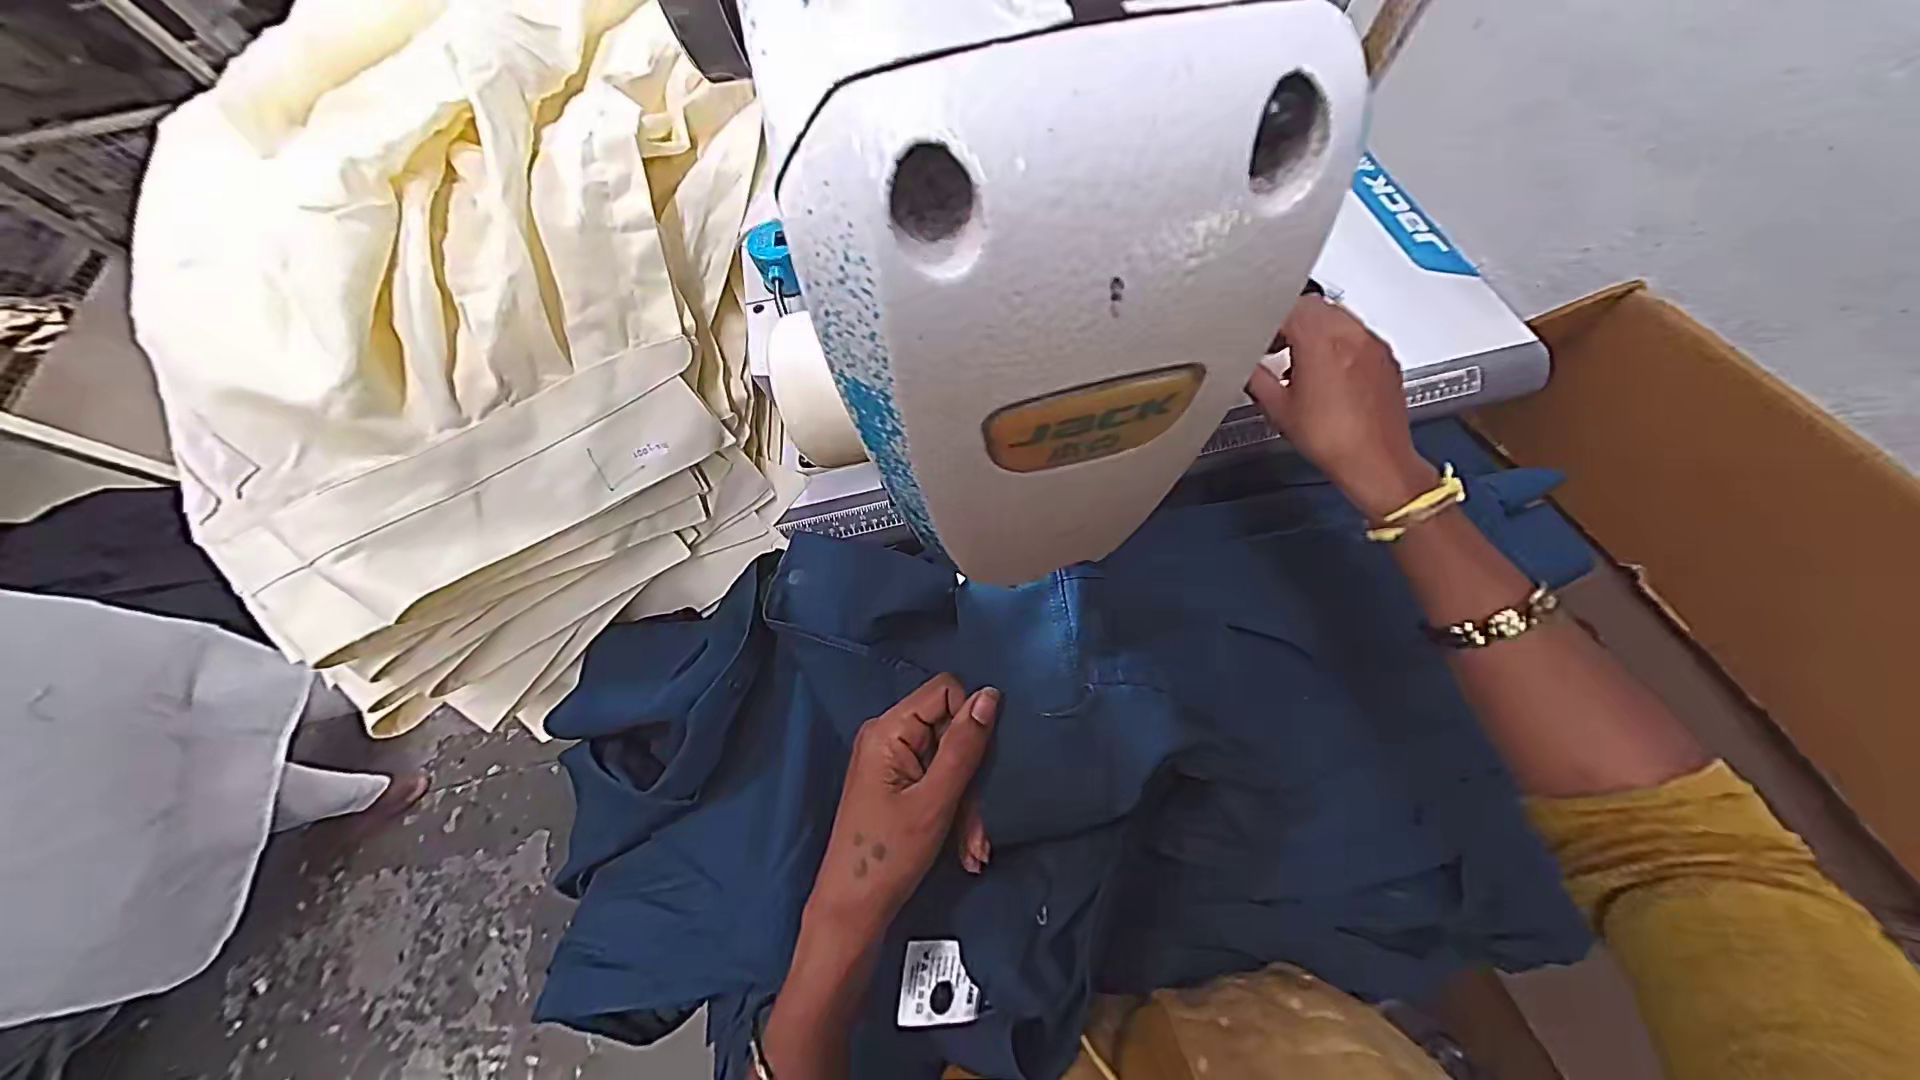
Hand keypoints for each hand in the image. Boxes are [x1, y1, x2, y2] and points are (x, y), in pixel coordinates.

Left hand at [806, 674, 999, 939]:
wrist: (852, 912)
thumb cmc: (890, 856)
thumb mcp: (936, 800)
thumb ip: (964, 745)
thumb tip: (990, 694)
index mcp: (888, 729)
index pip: (944, 690)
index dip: (969, 720)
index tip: (978, 763)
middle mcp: (886, 734)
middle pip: (948, 728)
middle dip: (971, 775)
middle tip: (977, 825)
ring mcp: (891, 759)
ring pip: (948, 758)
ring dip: (967, 800)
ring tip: (972, 845)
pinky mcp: (896, 781)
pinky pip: (936, 778)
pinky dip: (954, 807)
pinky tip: (964, 846)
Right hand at [1248, 295, 1438, 517]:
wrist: (1373, 459)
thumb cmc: (1332, 439)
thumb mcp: (1277, 408)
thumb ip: (1255, 378)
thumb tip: (1244, 366)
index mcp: (1321, 341)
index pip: (1290, 307)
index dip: (1268, 321)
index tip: (1258, 337)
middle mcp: (1351, 335)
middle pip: (1316, 305)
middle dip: (1291, 322)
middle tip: (1274, 345)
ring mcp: (1372, 344)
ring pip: (1338, 316)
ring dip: (1314, 329)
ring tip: (1298, 360)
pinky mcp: (1384, 356)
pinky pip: (1356, 334)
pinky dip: (1337, 342)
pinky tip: (1324, 371)